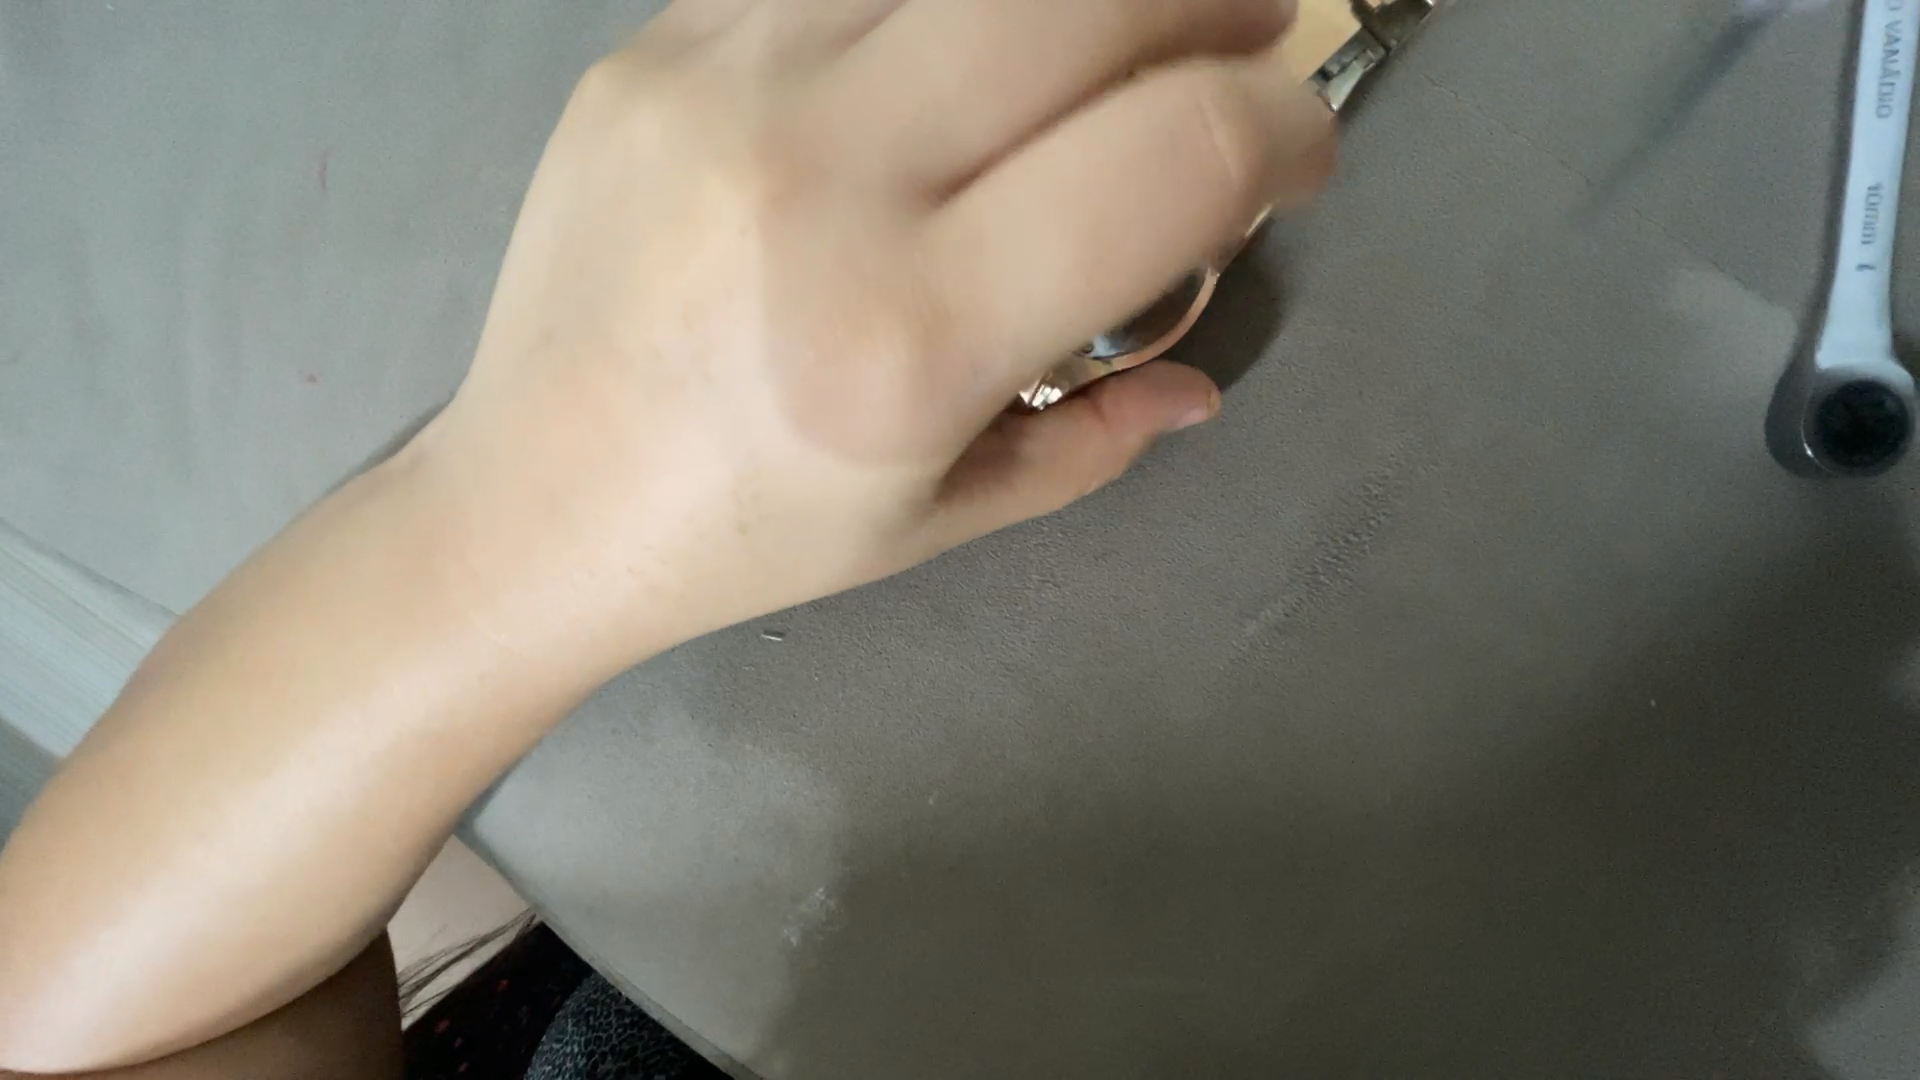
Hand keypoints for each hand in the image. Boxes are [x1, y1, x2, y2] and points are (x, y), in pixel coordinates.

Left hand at [421, 0, 1337, 672]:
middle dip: (1219, 5)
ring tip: (1126, 39)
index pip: (1171, 157)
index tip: (1293, 161)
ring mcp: (725, 83)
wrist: (538, 502)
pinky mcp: (655, 43)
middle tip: (1249, 46)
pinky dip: (954, 0)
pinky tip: (969, 53)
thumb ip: (1092, 443)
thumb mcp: (937, 521)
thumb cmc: (748, 537)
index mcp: (910, 339)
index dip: (1281, 134)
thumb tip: (1200, 382)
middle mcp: (824, 181)